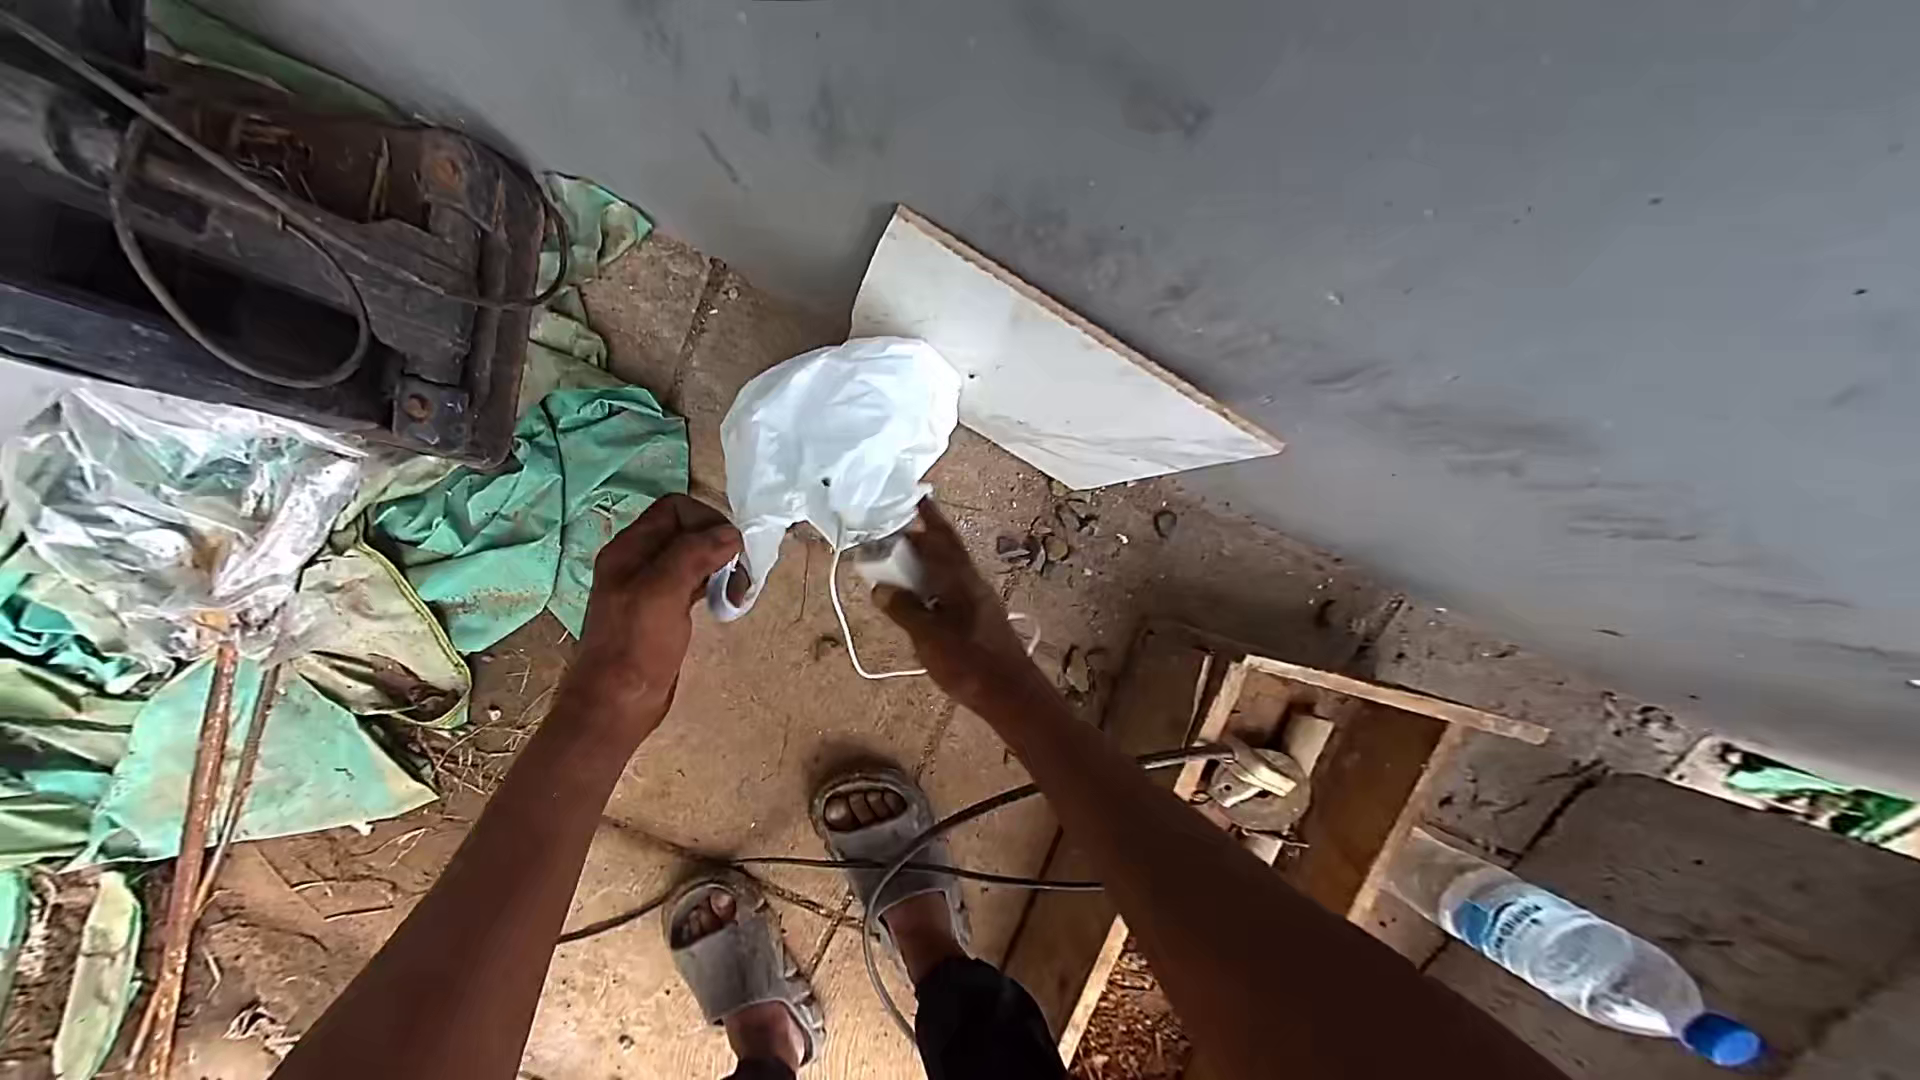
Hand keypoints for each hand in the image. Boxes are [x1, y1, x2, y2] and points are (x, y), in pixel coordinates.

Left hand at [562, 494, 741, 740]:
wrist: (617, 705)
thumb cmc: (635, 647)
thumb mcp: (662, 593)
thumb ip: (693, 554)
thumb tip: (731, 533)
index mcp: (630, 549)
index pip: (675, 508)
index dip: (707, 520)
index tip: (730, 549)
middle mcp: (639, 561)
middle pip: (688, 529)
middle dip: (720, 544)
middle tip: (740, 573)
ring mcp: (652, 586)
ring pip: (696, 556)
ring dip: (723, 566)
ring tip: (739, 592)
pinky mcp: (665, 608)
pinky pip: (697, 581)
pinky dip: (717, 584)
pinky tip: (727, 602)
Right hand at [874, 499, 1048, 710]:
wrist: (1010, 693)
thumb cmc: (969, 662)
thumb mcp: (928, 637)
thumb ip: (904, 610)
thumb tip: (880, 588)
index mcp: (960, 579)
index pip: (942, 538)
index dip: (928, 516)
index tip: (913, 497)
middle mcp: (972, 583)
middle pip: (946, 551)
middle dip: (922, 538)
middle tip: (894, 533)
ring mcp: (978, 600)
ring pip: (949, 571)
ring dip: (927, 562)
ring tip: (900, 563)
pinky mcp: (979, 617)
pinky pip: (951, 589)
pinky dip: (932, 584)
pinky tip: (921, 596)